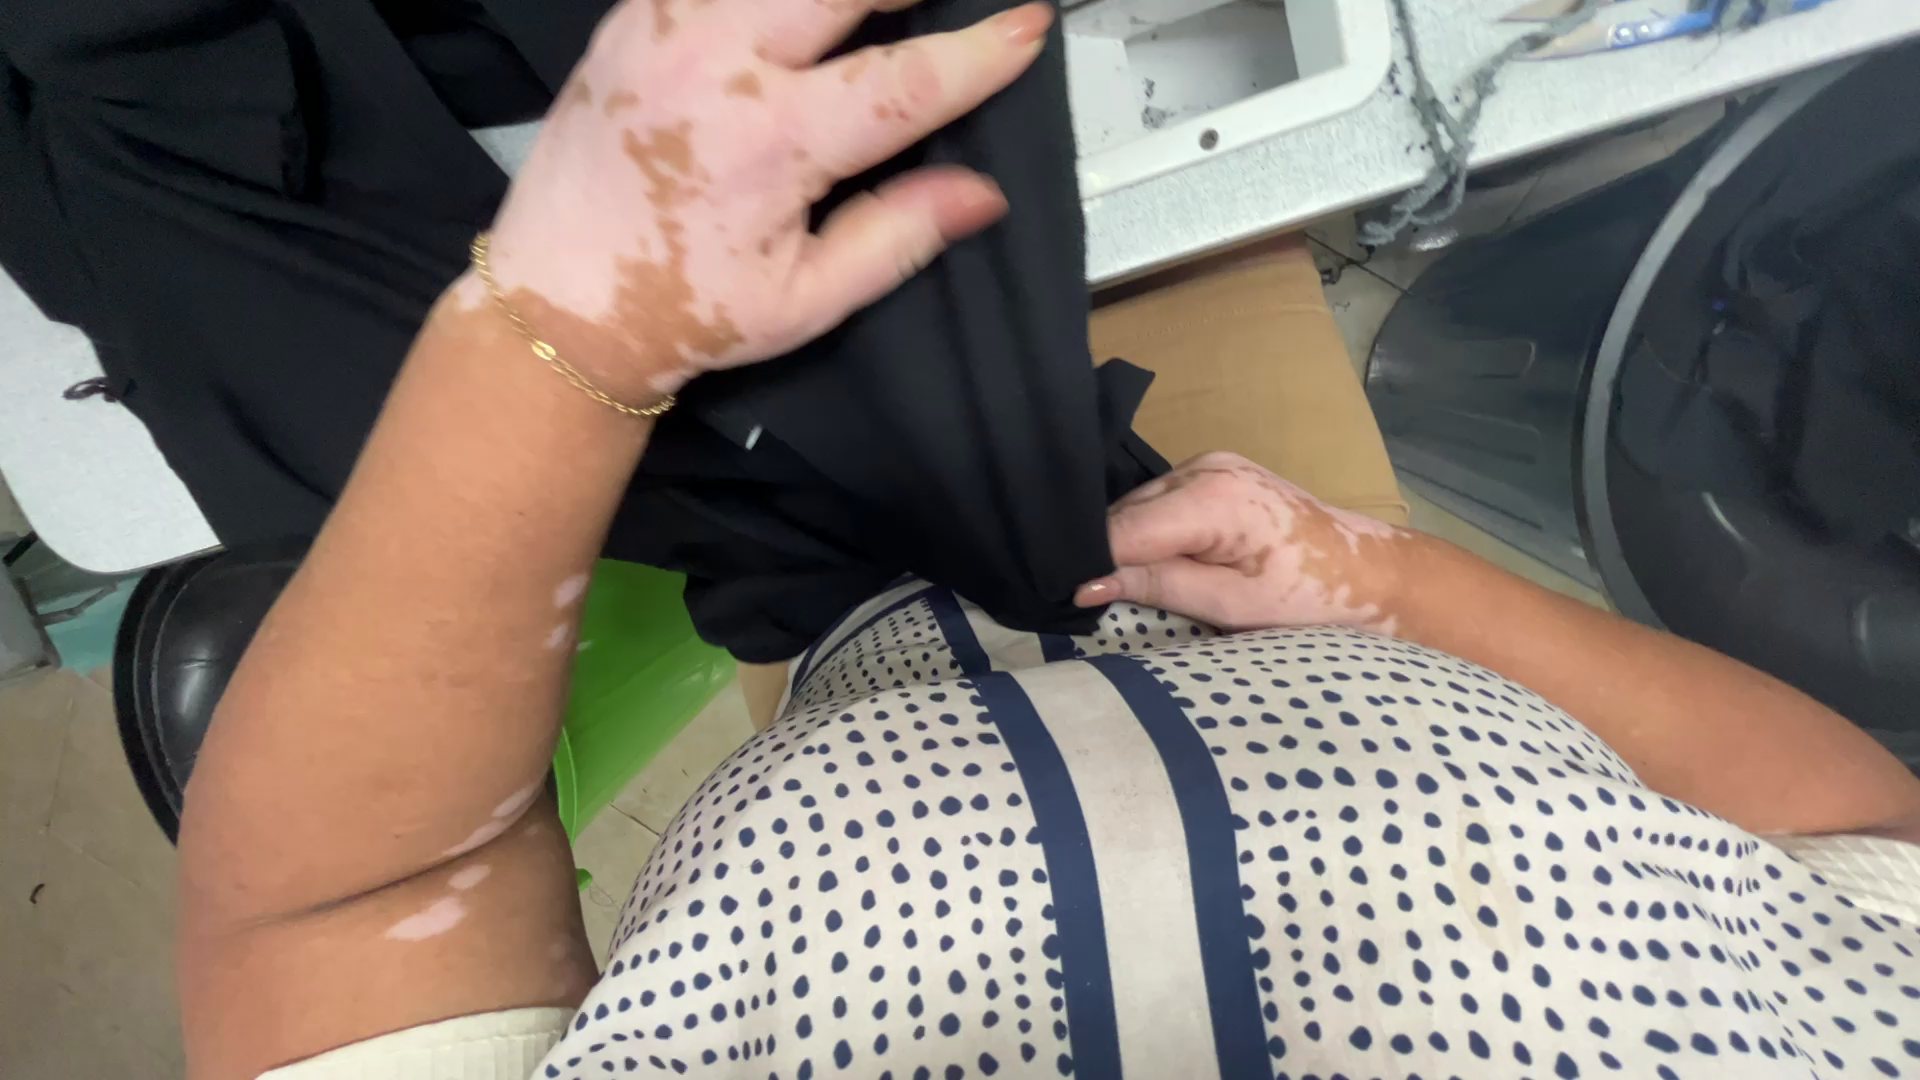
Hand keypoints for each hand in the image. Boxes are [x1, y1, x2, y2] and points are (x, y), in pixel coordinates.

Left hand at [472, 0, 1052, 402]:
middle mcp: (717, 59)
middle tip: (954, 2)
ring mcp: (666, 21)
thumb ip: (898, 235)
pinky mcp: (636, 12)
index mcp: (771, 143)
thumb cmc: (691, 311)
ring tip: (890, 1)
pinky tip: (806, 9)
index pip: (902, 82)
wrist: (567, 297)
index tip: (1030, 27)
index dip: (977, 55)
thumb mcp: (810, 297)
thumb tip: (982, 196)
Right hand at [1074, 451, 1415, 632]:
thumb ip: (1155, 585)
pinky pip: (1157, 501)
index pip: (1123, 528)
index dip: (1094, 562)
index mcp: (1212, 498)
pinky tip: (1157, 557)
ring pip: (1137, 505)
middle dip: (1108, 552)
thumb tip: (1083, 585)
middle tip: (1096, 596)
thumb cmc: (1307, 597)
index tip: (1072, 597)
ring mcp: (1208, 463)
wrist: (1365, 573)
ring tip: (1130, 582)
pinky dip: (1148, 531)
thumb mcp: (1227, 604)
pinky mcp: (1211, 471)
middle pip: (1125, 512)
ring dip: (1127, 543)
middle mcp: (1204, 466)